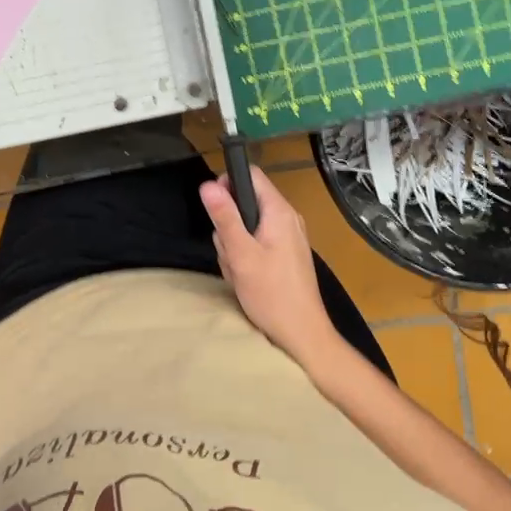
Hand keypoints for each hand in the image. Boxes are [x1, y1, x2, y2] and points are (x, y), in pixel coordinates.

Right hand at [200, 166, 341, 361]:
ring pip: (247, 226)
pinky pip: (256, 242)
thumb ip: (225, 218)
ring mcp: (287, 237)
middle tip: (230, 252)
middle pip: (245, 203)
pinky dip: (245, 256)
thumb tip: (207, 184)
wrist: (303, 336)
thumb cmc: (272, 295)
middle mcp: (286, 218)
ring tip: (238, 271)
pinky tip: (245, 278)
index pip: (251, 175)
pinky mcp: (284, 254)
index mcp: (279, 211)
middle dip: (229, 225)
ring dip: (234, 246)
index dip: (228, 183)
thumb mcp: (241, 255)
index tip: (214, 207)